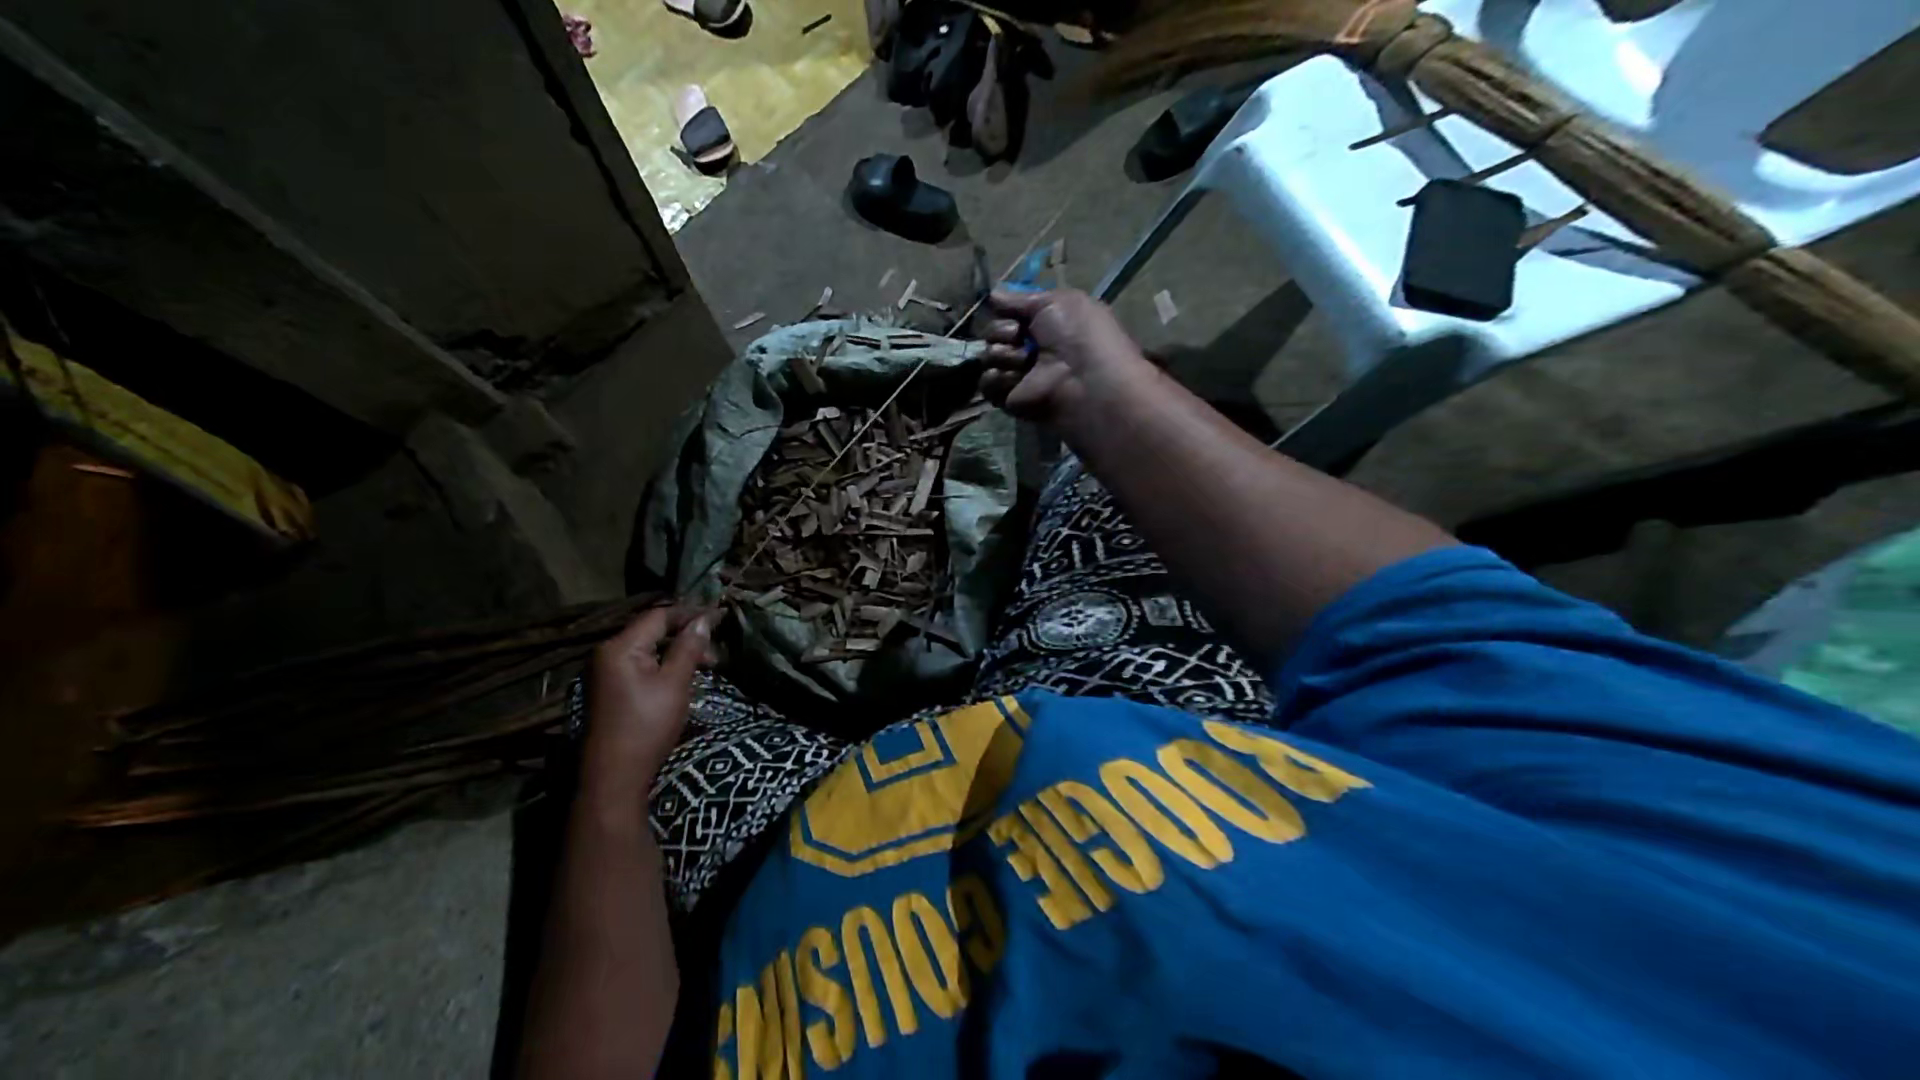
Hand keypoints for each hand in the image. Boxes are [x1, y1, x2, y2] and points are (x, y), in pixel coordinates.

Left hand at [582, 605, 716, 800]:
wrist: (614, 776)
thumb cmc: (647, 726)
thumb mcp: (674, 684)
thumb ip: (688, 648)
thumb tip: (704, 620)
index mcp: (620, 647)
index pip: (659, 615)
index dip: (691, 613)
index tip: (720, 616)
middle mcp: (607, 653)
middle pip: (652, 630)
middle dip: (686, 634)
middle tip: (715, 649)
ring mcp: (605, 672)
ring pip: (647, 648)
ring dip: (677, 651)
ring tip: (705, 665)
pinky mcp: (610, 689)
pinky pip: (640, 664)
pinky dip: (663, 664)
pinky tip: (683, 676)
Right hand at [979, 288, 1151, 422]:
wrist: (1083, 379)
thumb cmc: (1077, 333)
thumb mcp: (1054, 301)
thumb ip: (1019, 298)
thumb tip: (991, 295)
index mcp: (1043, 324)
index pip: (1006, 314)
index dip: (1005, 311)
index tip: (1012, 312)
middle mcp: (1029, 348)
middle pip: (992, 334)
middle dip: (1001, 332)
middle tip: (1019, 337)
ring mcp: (1018, 375)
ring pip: (988, 357)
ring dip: (1003, 355)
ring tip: (1025, 362)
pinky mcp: (1010, 399)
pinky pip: (987, 384)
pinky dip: (997, 379)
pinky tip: (1016, 379)